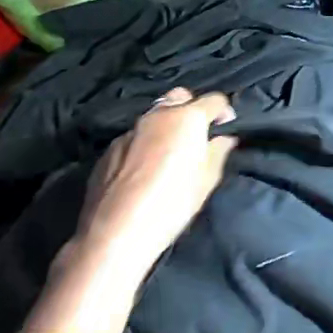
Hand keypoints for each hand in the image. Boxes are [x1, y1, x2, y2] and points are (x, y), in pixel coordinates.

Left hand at [72, 87, 237, 275]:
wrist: (114, 235)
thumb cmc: (172, 204)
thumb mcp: (208, 178)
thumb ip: (219, 151)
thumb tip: (223, 139)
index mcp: (187, 118)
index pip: (215, 99)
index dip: (225, 113)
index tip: (225, 129)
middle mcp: (156, 116)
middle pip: (180, 97)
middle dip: (192, 109)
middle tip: (197, 135)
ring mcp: (128, 132)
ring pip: (154, 117)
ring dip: (166, 127)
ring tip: (169, 153)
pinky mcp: (107, 151)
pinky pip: (134, 138)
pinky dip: (145, 144)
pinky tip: (145, 170)